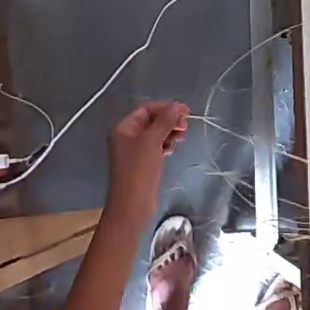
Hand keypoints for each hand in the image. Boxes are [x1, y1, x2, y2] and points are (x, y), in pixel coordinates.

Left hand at [105, 101, 188, 224]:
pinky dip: (165, 145)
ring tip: (181, 138)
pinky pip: (155, 148)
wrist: (132, 204)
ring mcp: (133, 152)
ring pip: (154, 135)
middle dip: (168, 120)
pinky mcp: (141, 164)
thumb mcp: (152, 141)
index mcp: (123, 128)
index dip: (165, 107)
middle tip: (184, 126)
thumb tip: (178, 105)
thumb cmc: (139, 170)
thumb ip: (165, 121)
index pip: (145, 109)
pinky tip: (172, 149)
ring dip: (168, 133)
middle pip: (150, 121)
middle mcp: (126, 138)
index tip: (185, 111)